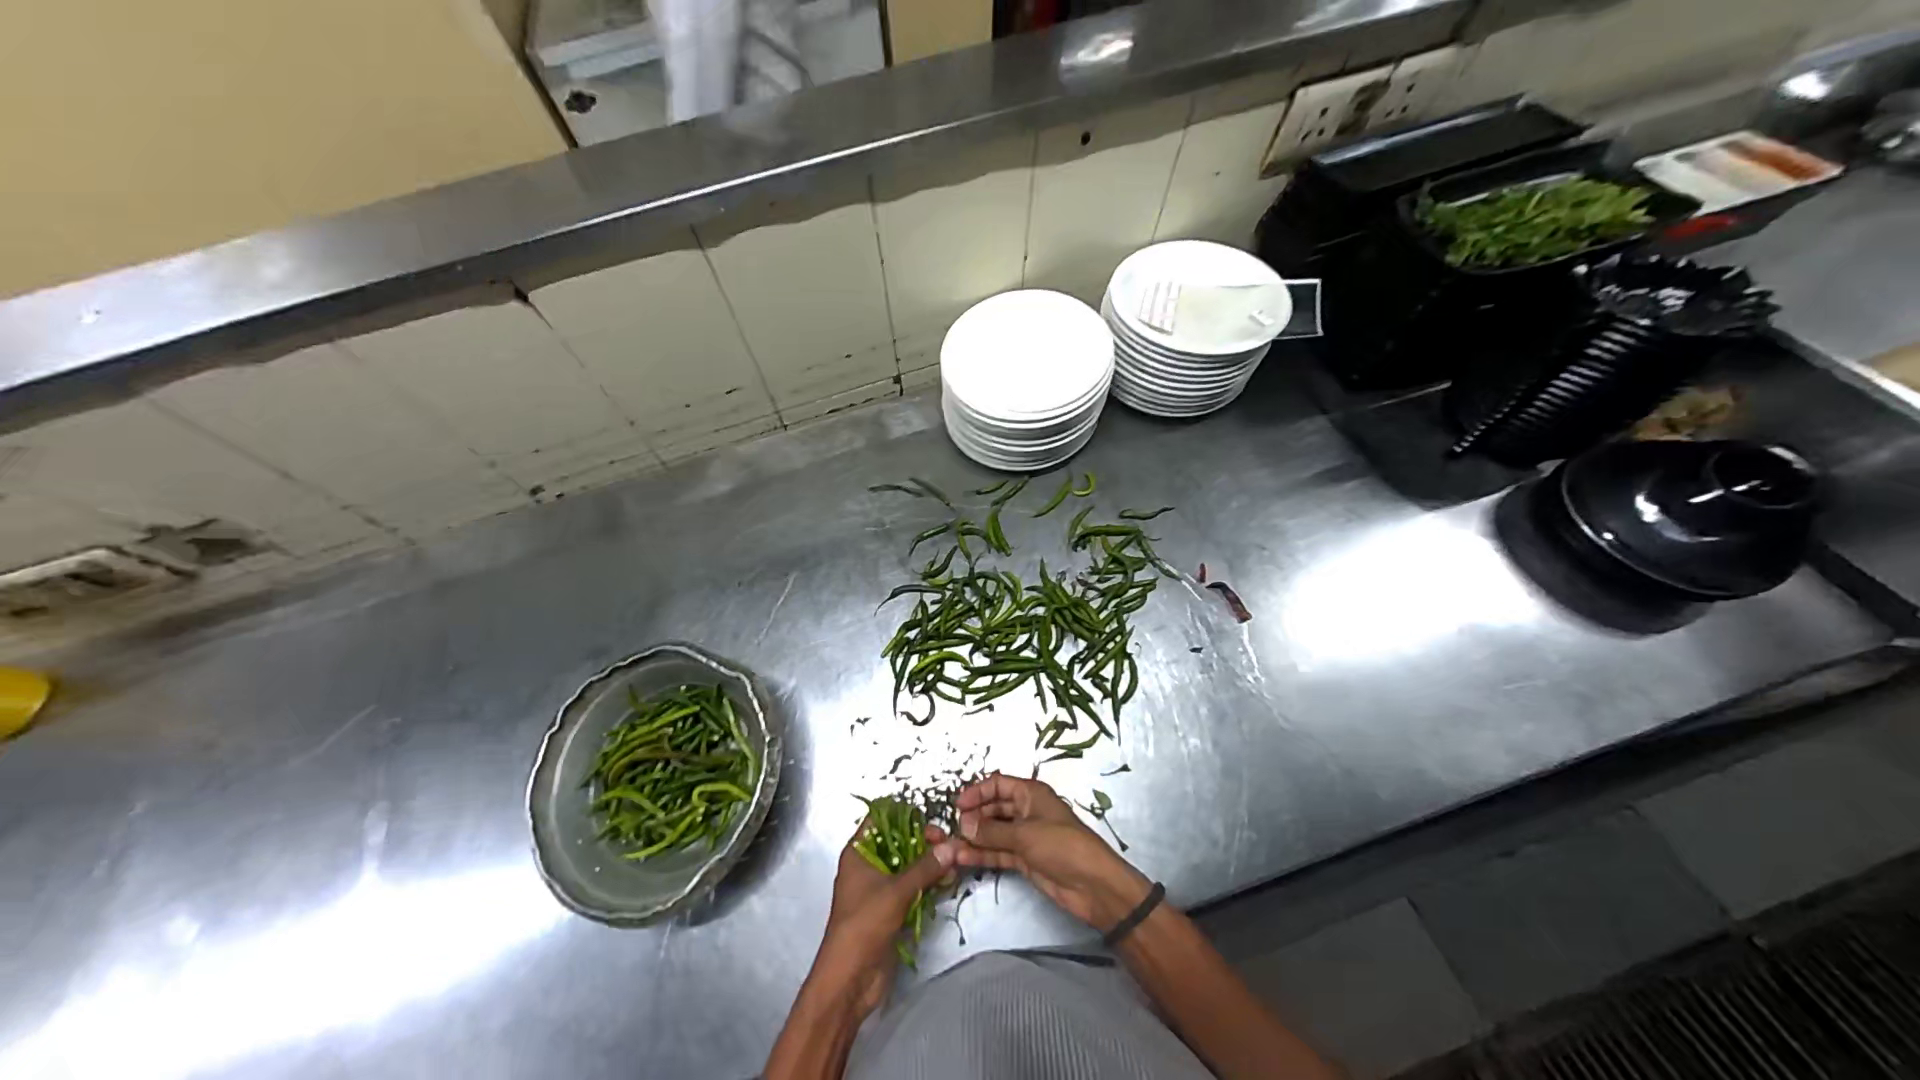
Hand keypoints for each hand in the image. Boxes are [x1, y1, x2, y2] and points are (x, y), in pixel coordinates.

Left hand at [811, 819, 958, 1017]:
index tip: (931, 822)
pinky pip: (912, 887)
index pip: (882, 819)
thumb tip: (952, 845)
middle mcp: (868, 865)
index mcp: (859, 852)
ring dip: (930, 864)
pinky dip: (928, 883)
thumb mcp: (896, 892)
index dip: (905, 816)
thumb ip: (926, 867)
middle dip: (924, 842)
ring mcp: (879, 888)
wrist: (849, 980)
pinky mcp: (890, 909)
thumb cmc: (863, 926)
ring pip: (908, 865)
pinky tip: (947, 881)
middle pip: (898, 841)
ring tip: (953, 865)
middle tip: (948, 846)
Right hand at [954, 772, 1152, 929]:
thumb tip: (963, 825)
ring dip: (973, 839)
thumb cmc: (1063, 846)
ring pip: (993, 833)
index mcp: (1031, 794)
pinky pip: (998, 852)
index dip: (977, 792)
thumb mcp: (1025, 834)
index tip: (956, 805)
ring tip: (948, 846)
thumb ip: (992, 832)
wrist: (1093, 886)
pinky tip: (961, 858)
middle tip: (950, 828)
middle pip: (993, 808)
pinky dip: (981, 854)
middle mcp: (1026, 811)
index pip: (998, 785)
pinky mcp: (1024, 860)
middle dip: (972, 817)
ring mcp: (1025, 837)